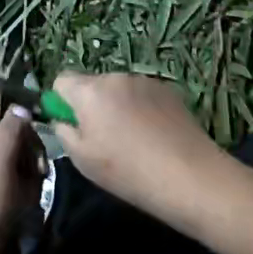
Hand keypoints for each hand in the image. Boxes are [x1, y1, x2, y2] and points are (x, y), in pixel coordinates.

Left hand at [0, 91, 44, 253]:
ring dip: (29, 169)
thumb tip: (20, 106)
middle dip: (28, 144)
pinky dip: (24, 187)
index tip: (41, 119)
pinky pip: (13, 178)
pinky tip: (26, 203)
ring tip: (32, 190)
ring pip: (15, 154)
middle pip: (9, 128)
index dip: (17, 104)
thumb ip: (11, 127)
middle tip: (38, 166)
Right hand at [50, 73, 223, 217]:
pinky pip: (142, 95)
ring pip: (118, 90)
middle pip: (92, 84)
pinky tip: (155, 136)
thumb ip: (64, 132)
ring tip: (134, 140)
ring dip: (117, 106)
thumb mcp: (82, 160)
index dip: (62, 101)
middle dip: (92, 105)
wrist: (191, 176)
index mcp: (89, 91)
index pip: (61, 80)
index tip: (74, 126)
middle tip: (104, 139)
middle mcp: (115, 77)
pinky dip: (141, 109)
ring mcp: (144, 81)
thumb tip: (64, 120)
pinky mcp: (169, 90)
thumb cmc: (128, 171)